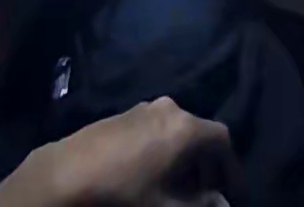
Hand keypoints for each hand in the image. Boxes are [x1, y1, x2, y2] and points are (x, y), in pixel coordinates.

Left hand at [0, 97, 238, 206]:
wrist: (73, 169)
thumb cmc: (126, 188)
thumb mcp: (168, 206)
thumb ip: (200, 206)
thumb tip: (222, 205)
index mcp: (183, 125)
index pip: (221, 138)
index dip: (230, 166)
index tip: (230, 193)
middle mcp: (167, 108)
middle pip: (200, 132)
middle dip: (207, 165)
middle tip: (205, 196)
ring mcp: (145, 107)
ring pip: (179, 130)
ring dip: (186, 159)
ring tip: (182, 190)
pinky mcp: (127, 112)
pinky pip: (159, 126)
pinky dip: (167, 149)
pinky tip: (158, 175)